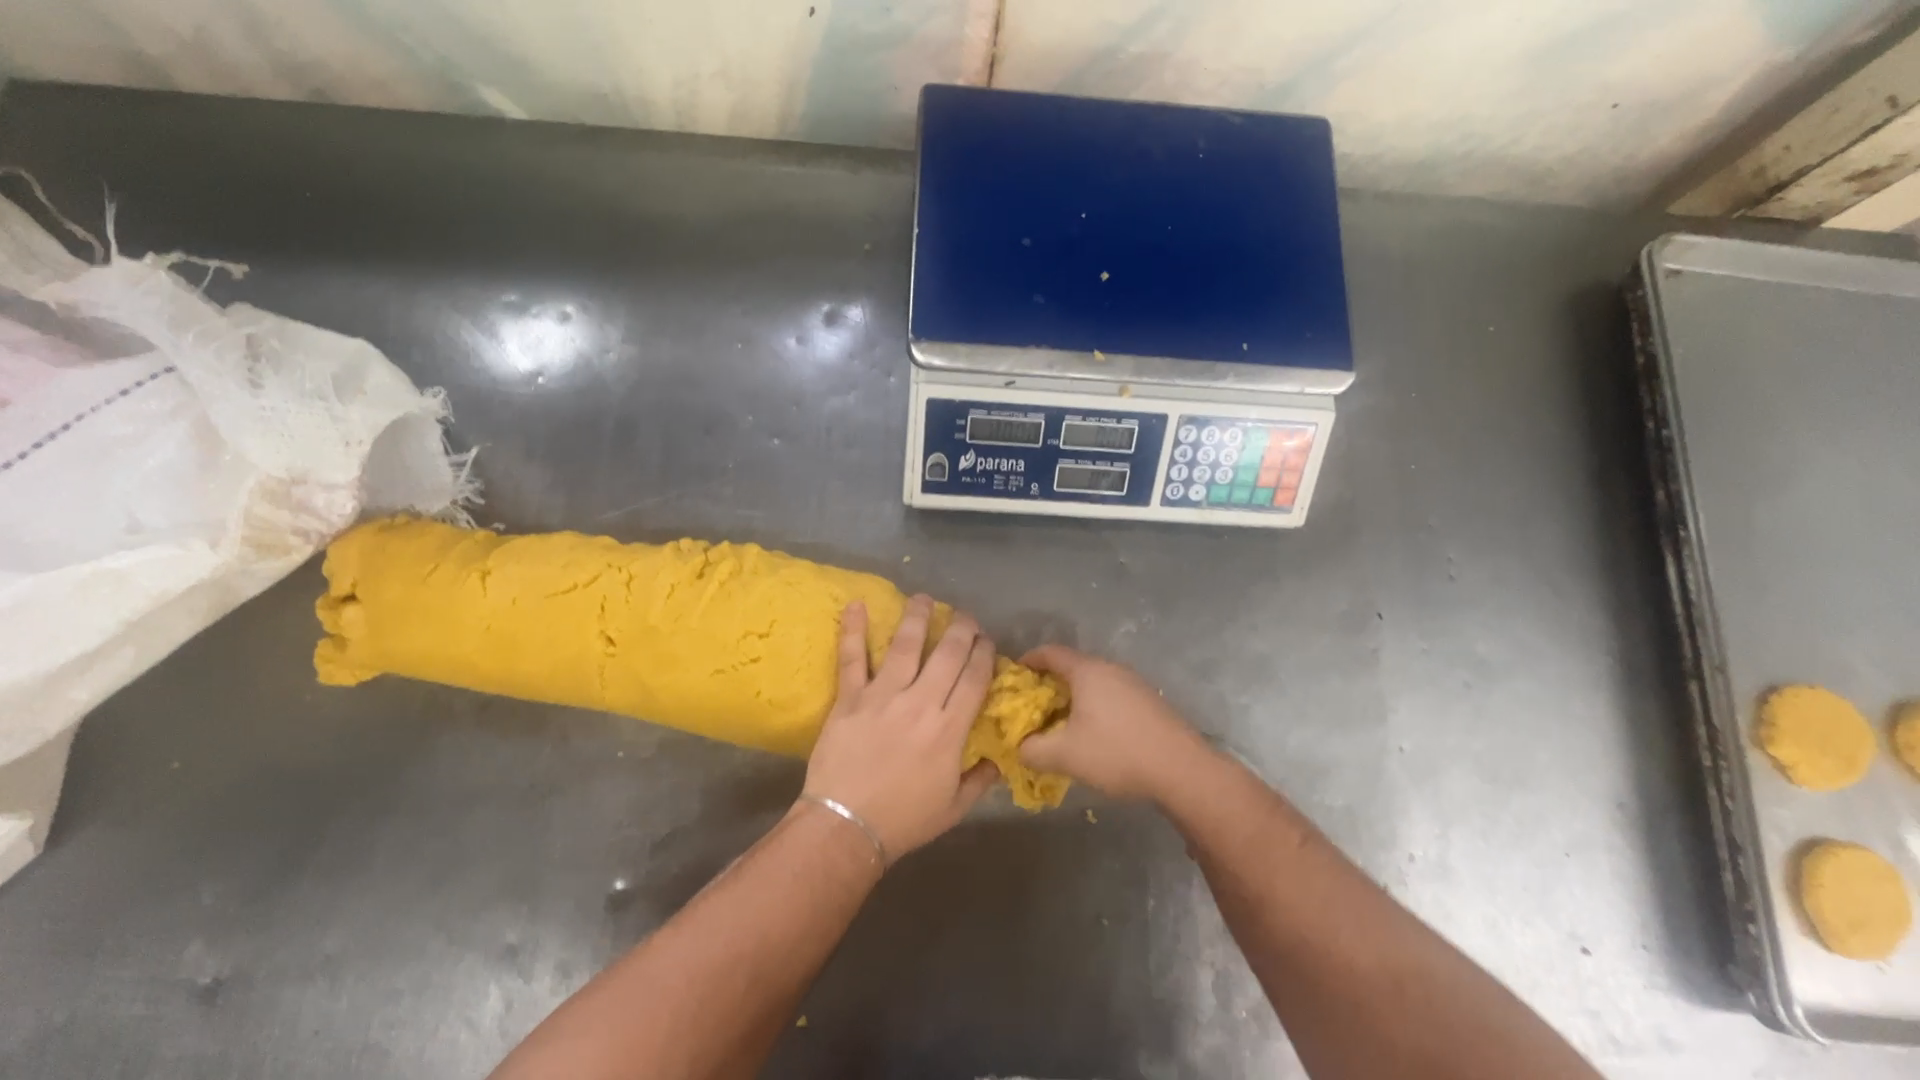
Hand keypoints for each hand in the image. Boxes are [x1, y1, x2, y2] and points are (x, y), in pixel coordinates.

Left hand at [802, 596, 999, 861]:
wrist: (846, 826)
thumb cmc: (904, 821)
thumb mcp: (954, 808)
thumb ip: (979, 779)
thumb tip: (997, 758)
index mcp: (949, 729)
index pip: (975, 679)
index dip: (984, 654)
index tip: (988, 640)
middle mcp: (920, 703)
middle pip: (947, 654)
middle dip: (961, 629)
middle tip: (965, 615)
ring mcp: (882, 697)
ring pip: (905, 646)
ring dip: (917, 617)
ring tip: (924, 598)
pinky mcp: (849, 699)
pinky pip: (852, 658)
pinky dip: (853, 630)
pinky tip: (856, 605)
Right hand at [1016, 645, 1209, 801]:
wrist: (1182, 770)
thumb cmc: (1116, 753)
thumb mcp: (1063, 756)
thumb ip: (1031, 749)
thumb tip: (1019, 746)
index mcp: (1088, 671)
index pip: (1050, 653)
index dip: (1028, 661)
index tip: (1013, 677)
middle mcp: (1112, 669)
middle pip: (1072, 667)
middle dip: (1048, 685)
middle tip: (1031, 708)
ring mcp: (1135, 684)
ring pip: (1094, 683)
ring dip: (1073, 699)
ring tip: (1059, 724)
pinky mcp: (1150, 703)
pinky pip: (1112, 696)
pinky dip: (1095, 707)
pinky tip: (1093, 735)